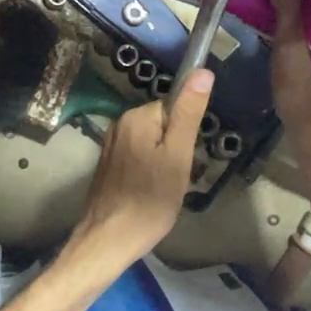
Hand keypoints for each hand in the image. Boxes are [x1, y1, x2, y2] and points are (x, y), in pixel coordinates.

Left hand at [65, 69, 215, 271]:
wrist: (108, 239)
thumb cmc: (150, 200)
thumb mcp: (178, 156)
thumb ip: (188, 113)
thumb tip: (202, 71)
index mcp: (136, 117)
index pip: (173, 109)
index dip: (185, 134)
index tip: (186, 159)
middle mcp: (119, 124)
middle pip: (162, 126)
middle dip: (175, 150)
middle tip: (177, 179)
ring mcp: (110, 146)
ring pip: (152, 145)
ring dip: (164, 164)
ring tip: (165, 190)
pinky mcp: (107, 166)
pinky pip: (138, 159)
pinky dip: (149, 174)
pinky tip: (150, 195)